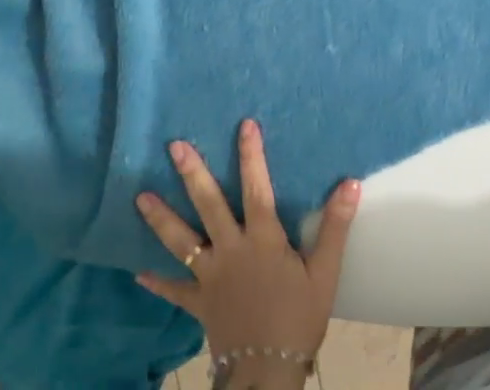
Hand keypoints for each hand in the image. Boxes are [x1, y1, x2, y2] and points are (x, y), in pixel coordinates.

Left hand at [134, 119, 360, 376]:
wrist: (267, 369)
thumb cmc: (299, 316)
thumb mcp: (325, 271)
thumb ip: (335, 226)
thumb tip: (350, 183)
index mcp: (263, 239)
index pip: (257, 188)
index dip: (251, 155)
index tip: (245, 125)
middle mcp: (231, 250)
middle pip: (208, 206)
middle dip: (192, 174)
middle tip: (175, 146)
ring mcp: (210, 277)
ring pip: (181, 242)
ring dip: (161, 219)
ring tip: (139, 197)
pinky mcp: (198, 303)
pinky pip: (174, 290)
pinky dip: (157, 283)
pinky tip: (138, 273)